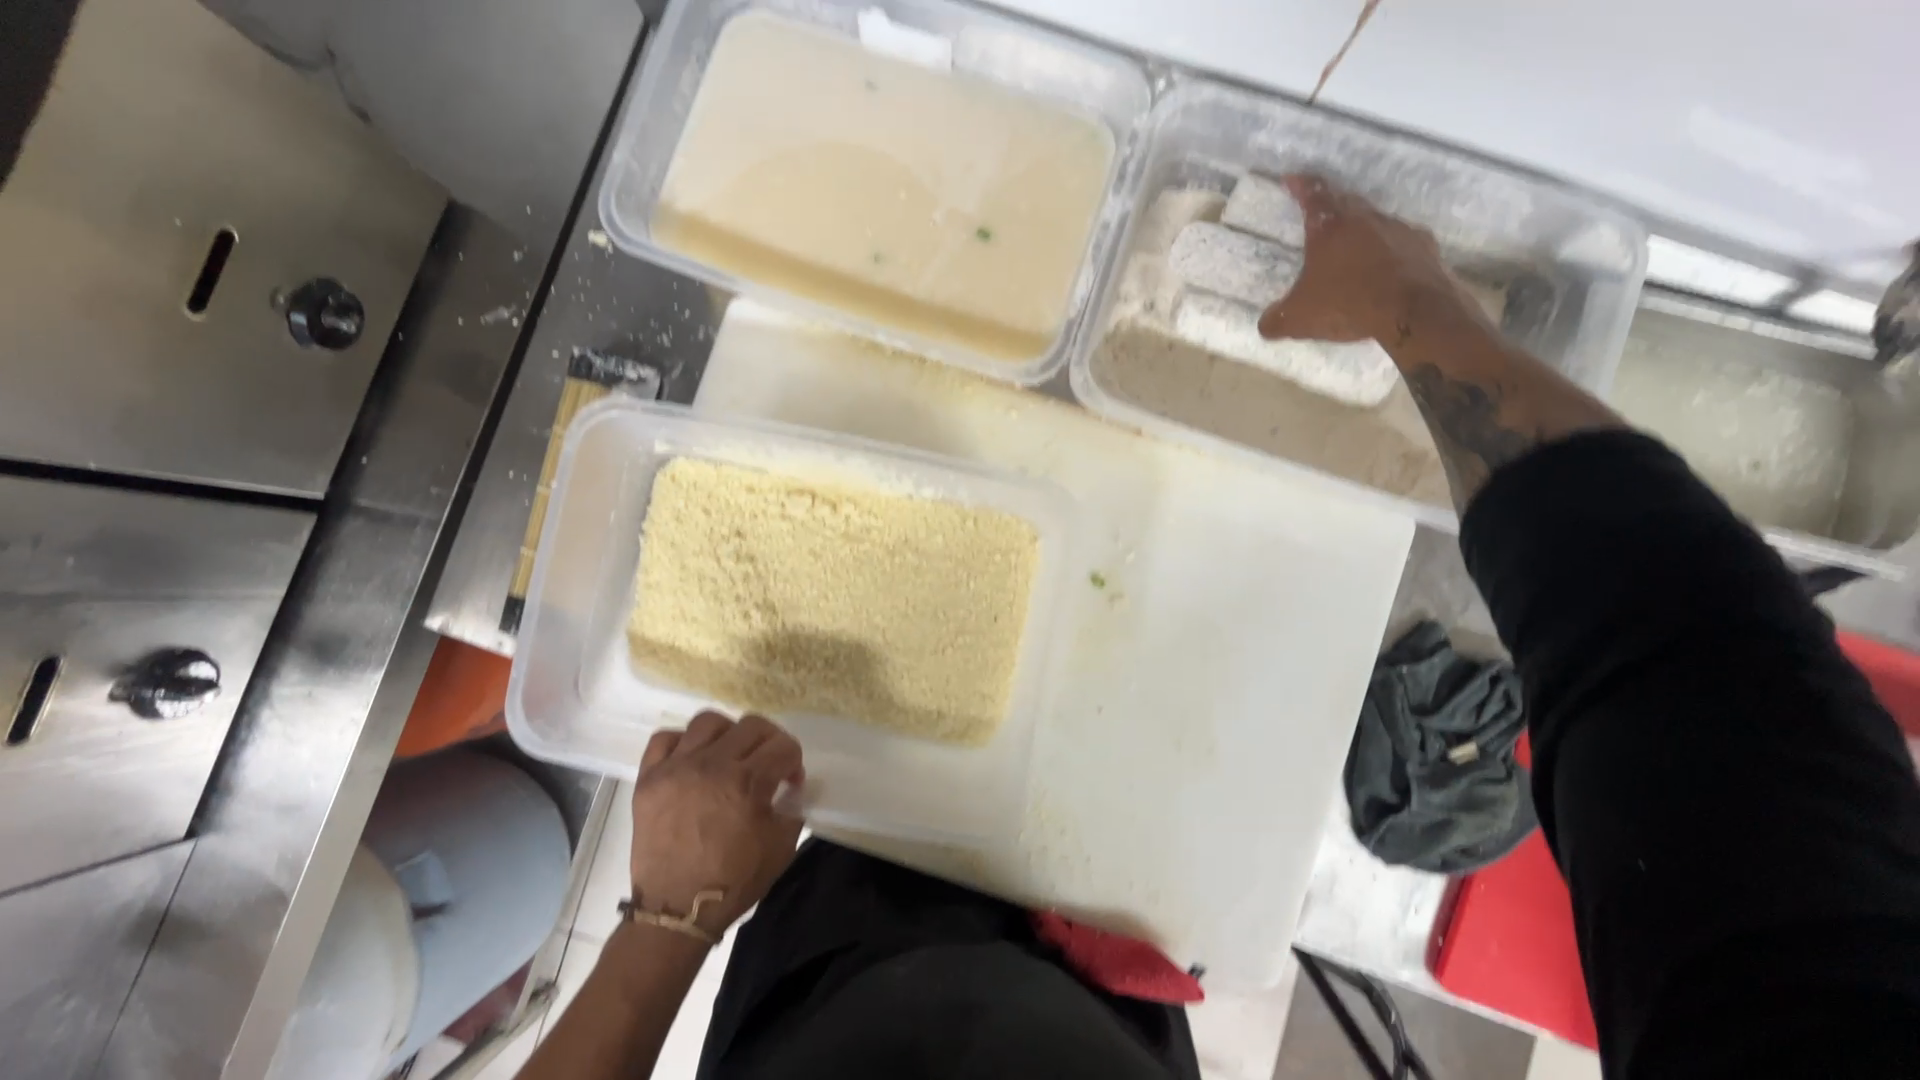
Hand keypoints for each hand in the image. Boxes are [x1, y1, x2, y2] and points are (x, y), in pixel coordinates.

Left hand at [629, 711, 804, 936]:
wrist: (675, 909)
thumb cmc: (733, 881)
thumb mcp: (781, 848)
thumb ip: (791, 809)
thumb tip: (788, 789)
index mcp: (748, 782)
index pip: (783, 746)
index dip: (793, 762)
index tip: (790, 782)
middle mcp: (712, 764)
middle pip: (752, 725)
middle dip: (769, 742)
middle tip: (767, 765)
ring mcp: (676, 768)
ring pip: (709, 722)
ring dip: (728, 734)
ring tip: (729, 755)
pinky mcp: (648, 778)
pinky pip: (664, 739)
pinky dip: (682, 743)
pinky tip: (691, 761)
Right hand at [1257, 174, 1495, 350]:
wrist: (1414, 313)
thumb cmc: (1349, 305)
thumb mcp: (1299, 319)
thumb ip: (1276, 320)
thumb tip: (1265, 324)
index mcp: (1329, 228)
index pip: (1312, 194)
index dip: (1300, 185)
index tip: (1291, 178)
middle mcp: (1364, 219)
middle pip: (1345, 201)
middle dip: (1331, 204)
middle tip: (1320, 213)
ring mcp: (1398, 229)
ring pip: (1373, 220)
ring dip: (1360, 228)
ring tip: (1351, 247)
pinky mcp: (1423, 246)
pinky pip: (1399, 241)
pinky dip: (1387, 249)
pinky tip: (1385, 267)